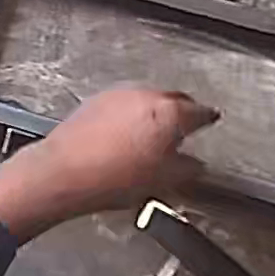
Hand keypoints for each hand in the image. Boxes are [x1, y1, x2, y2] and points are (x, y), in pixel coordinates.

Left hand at [0, 85, 218, 242]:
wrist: (64, 172)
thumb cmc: (114, 178)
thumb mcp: (163, 180)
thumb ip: (187, 168)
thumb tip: (195, 164)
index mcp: (169, 112)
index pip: (199, 111)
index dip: (206, 118)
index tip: (210, 120)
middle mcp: (144, 96)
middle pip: (172, 98)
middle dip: (181, 110)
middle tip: (185, 125)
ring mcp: (117, 95)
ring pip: (145, 99)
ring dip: (153, 111)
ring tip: (154, 133)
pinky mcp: (95, 101)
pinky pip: (122, 104)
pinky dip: (130, 114)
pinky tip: (126, 132)